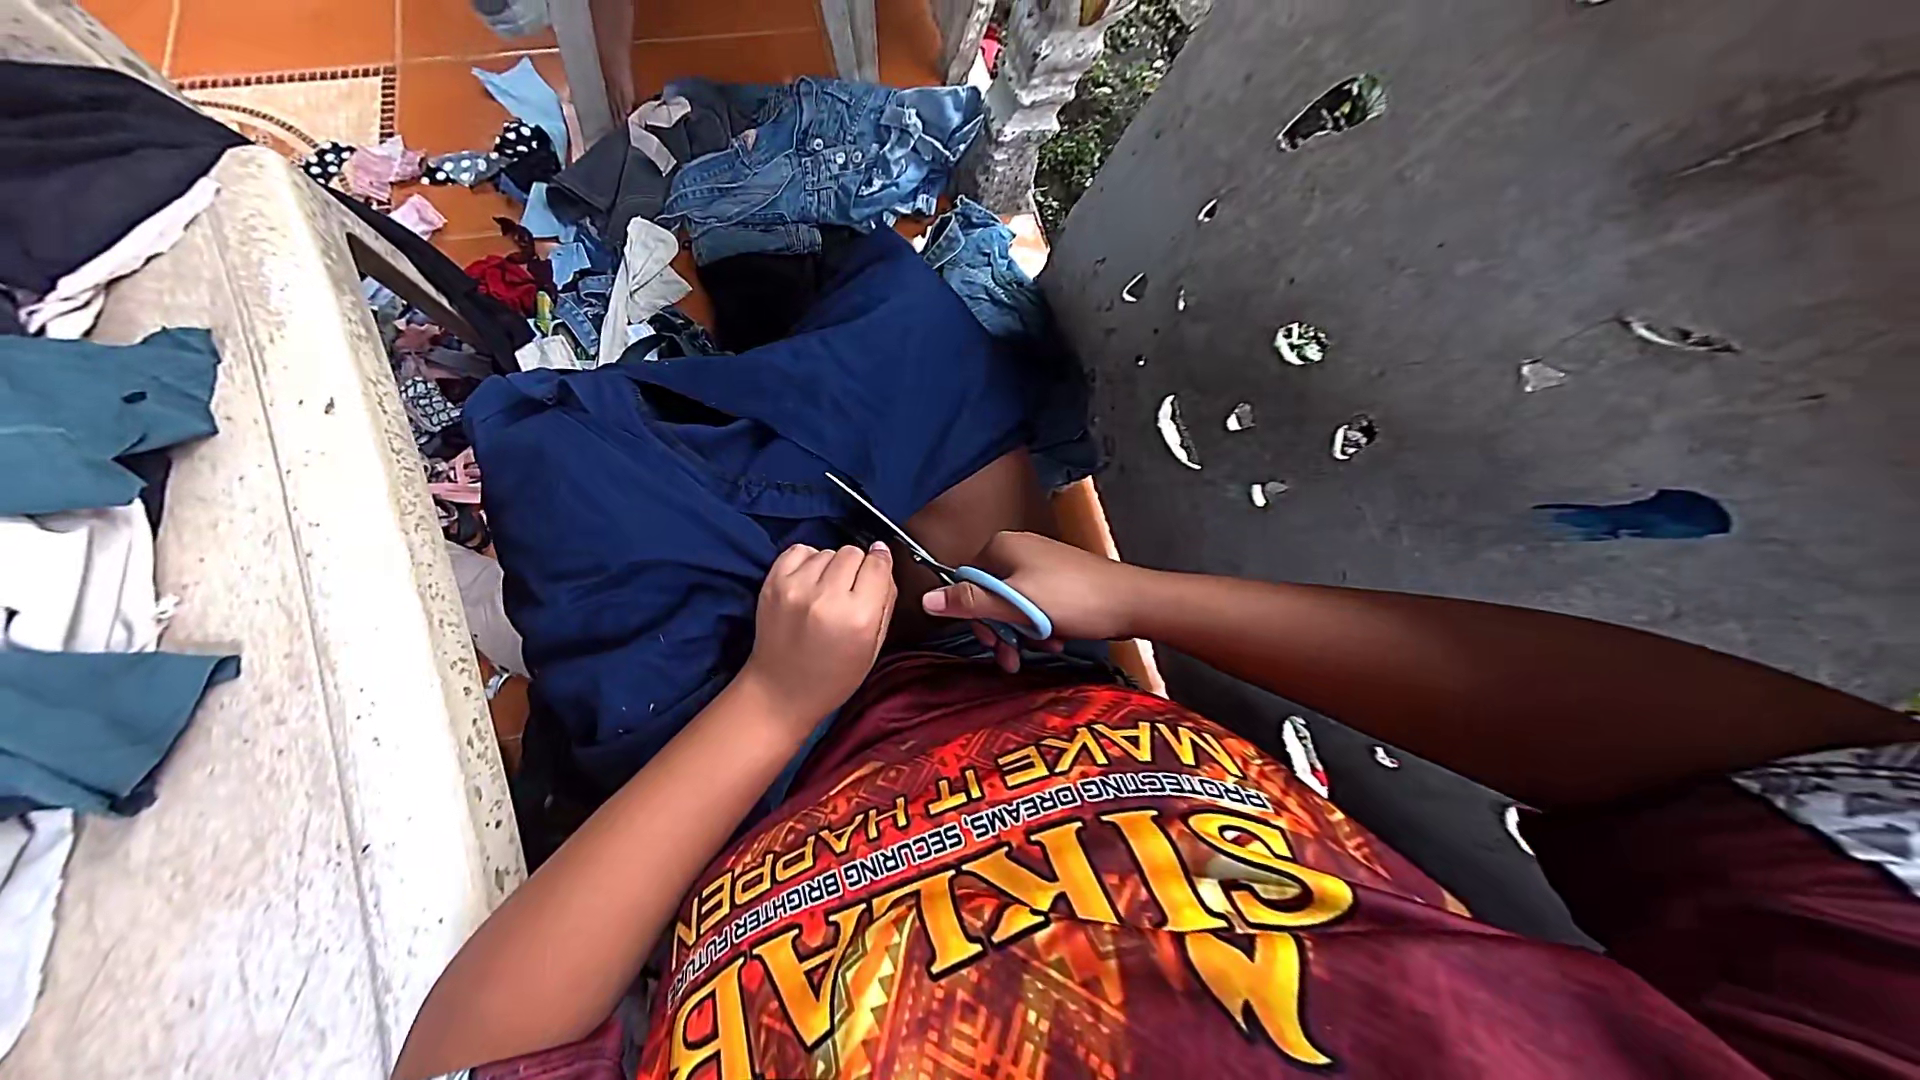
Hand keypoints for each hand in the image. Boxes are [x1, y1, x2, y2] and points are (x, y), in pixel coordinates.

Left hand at [738, 541, 897, 731]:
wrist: (780, 691)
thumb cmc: (833, 676)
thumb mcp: (874, 645)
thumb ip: (885, 600)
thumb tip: (884, 558)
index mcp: (858, 617)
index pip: (878, 564)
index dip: (881, 564)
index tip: (878, 568)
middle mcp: (827, 598)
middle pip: (853, 553)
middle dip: (857, 567)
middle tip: (850, 591)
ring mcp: (796, 588)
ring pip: (827, 551)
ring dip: (831, 567)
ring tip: (826, 592)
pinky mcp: (773, 584)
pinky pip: (800, 550)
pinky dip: (808, 561)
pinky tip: (809, 582)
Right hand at [920, 532, 1153, 670]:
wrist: (1131, 602)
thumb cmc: (1074, 600)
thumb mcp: (1016, 605)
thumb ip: (970, 602)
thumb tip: (926, 599)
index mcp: (1002, 548)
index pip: (966, 583)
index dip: (975, 617)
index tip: (993, 642)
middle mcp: (1018, 549)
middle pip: (988, 595)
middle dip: (1001, 629)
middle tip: (1013, 656)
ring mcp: (1039, 561)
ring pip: (1013, 603)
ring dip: (1022, 631)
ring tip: (1042, 649)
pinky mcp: (1057, 576)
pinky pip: (1034, 602)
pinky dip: (1040, 624)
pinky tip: (1055, 640)